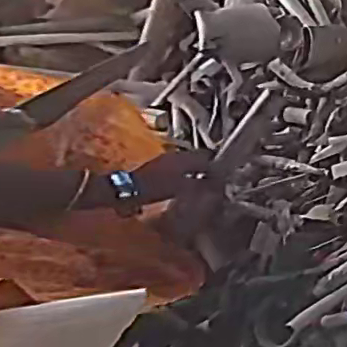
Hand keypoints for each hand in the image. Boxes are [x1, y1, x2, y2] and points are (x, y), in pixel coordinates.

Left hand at [76, 150, 210, 209]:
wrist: (122, 190)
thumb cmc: (154, 188)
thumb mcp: (182, 188)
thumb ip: (201, 184)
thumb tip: (217, 183)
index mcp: (184, 158)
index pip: (208, 158)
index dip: (218, 167)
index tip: (224, 177)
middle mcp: (176, 155)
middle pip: (198, 158)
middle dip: (207, 167)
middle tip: (214, 179)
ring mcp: (164, 160)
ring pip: (187, 162)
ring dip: (195, 170)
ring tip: (201, 182)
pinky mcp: (156, 167)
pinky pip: (178, 167)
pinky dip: (185, 173)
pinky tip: (184, 183)